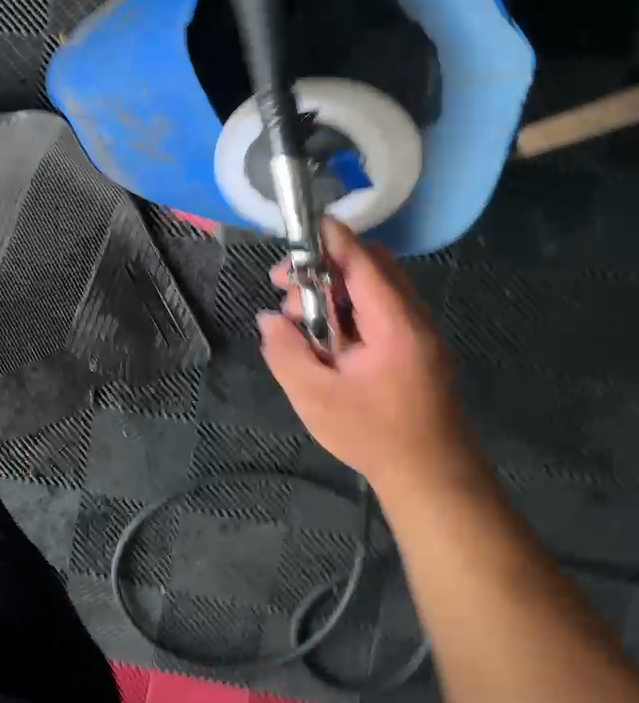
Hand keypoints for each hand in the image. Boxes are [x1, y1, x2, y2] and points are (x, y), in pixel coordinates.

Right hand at [258, 220, 477, 493]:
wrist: (432, 478)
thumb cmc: (372, 434)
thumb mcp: (311, 393)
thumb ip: (284, 348)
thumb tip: (270, 318)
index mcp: (396, 329)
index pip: (366, 266)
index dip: (334, 241)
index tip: (303, 224)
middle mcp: (414, 324)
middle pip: (374, 270)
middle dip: (325, 267)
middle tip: (284, 288)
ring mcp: (418, 338)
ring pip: (375, 291)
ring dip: (332, 292)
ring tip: (297, 322)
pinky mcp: (414, 353)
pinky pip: (378, 312)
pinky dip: (345, 311)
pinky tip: (320, 338)